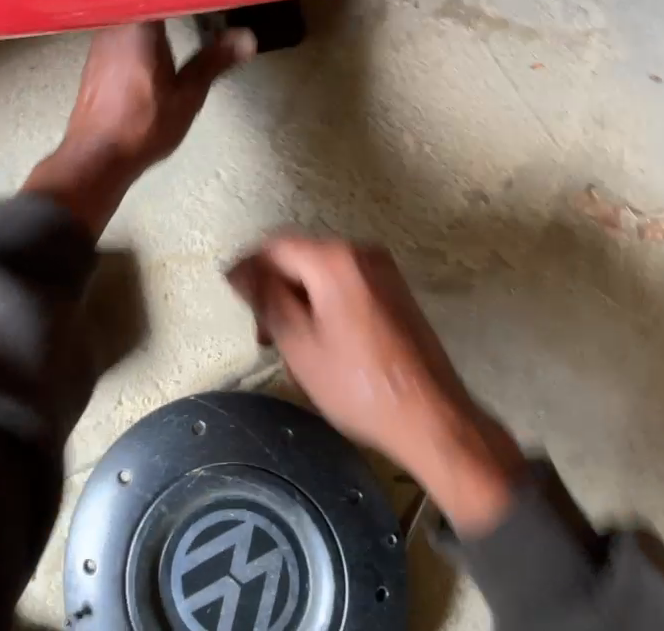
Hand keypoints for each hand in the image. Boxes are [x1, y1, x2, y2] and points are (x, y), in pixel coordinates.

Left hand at [23, 22, 254, 234]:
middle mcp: (114, 24)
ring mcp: (100, 40)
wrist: (95, 157)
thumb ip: (214, 61)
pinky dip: (139, 27)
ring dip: (153, 9)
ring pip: (130, 11)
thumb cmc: (143, 125)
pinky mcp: (95, 58)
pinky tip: (154, 38)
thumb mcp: (188, 94)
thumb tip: (248, 37)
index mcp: (138, 24)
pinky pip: (120, 29)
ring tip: (182, 7)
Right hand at [226, 235, 528, 532]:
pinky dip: (323, 302)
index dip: (248, 268)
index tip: (232, 296)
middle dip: (274, 287)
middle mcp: (361, 253)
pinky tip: (319, 339)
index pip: (275, 246)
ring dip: (298, 298)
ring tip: (289, 343)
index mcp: (335, 260)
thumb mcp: (298, 344)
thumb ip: (265, 298)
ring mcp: (383, 271)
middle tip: (263, 333)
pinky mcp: (395, 291)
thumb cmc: (357, 384)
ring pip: (322, 272)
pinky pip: (345, 283)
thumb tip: (240, 270)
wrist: (431, 417)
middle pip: (300, 256)